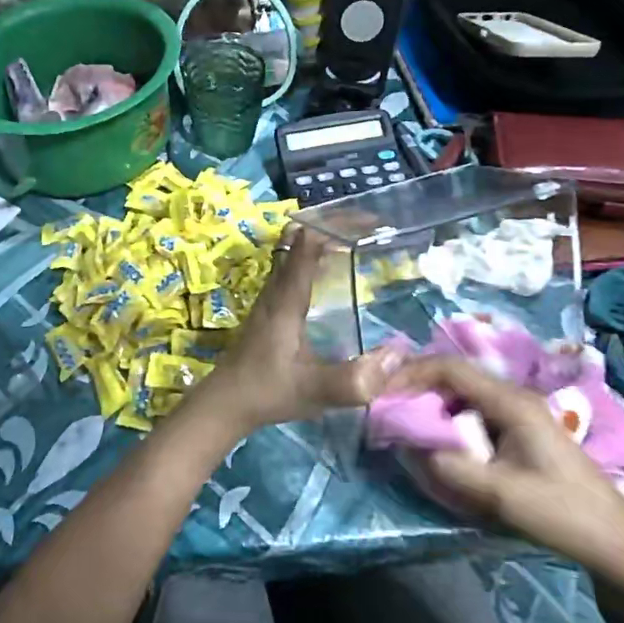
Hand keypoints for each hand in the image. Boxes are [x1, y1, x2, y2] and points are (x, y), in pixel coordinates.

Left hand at [189, 228, 431, 436]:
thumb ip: (354, 379)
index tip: (368, 220)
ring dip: (318, 241)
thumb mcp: (315, 391)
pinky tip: (327, 273)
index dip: (333, 228)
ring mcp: (267, 299)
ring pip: (289, 255)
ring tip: (352, 240)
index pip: (306, 249)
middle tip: (366, 225)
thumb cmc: (268, 392)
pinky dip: (309, 259)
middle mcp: (274, 292)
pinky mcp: (266, 311)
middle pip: (296, 243)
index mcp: (286, 301)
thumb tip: (397, 354)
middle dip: (330, 227)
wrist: (225, 402)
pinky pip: (288, 270)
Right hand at [400, 358, 623, 594]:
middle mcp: (514, 398)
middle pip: (454, 375)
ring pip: (462, 393)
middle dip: (417, 386)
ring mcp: (519, 413)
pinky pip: (473, 411)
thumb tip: (411, 447)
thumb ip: (450, 468)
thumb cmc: (563, 514)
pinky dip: (447, 418)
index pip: (450, 367)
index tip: (384, 393)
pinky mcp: (520, 431)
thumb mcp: (500, 495)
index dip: (412, 373)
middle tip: (388, 407)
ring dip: (431, 403)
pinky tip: (438, 439)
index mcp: (511, 403)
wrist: (617, 545)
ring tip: (405, 422)